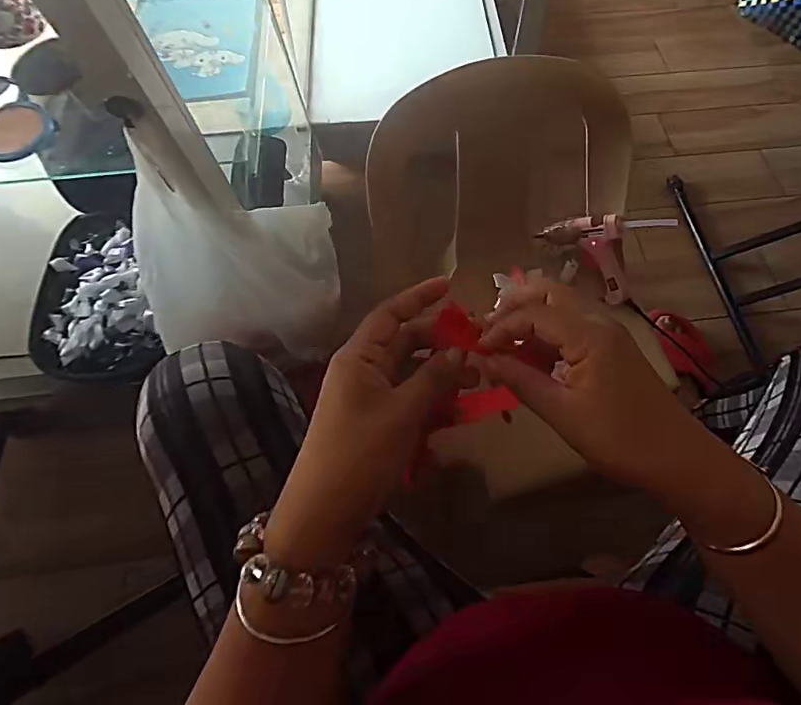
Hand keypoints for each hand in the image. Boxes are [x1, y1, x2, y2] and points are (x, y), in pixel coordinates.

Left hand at [265, 277, 473, 566]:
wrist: (322, 515)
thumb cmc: (359, 455)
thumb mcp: (402, 414)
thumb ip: (434, 379)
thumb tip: (462, 352)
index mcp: (359, 356)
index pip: (391, 313)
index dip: (419, 297)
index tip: (450, 285)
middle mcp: (362, 369)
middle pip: (405, 342)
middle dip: (441, 341)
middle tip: (478, 342)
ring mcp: (368, 397)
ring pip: (411, 373)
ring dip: (442, 375)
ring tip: (477, 381)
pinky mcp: (376, 423)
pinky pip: (408, 401)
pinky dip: (431, 403)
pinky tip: (456, 412)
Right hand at [473, 283, 723, 502]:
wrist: (680, 459)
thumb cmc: (621, 439)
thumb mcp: (563, 413)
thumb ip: (521, 380)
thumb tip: (484, 360)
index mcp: (588, 334)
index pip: (532, 312)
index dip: (500, 327)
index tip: (478, 349)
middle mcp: (599, 321)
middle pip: (548, 292)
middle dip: (513, 305)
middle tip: (487, 331)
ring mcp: (608, 331)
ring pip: (561, 303)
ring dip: (530, 315)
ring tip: (504, 342)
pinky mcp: (612, 345)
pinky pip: (572, 322)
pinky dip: (547, 329)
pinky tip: (532, 356)